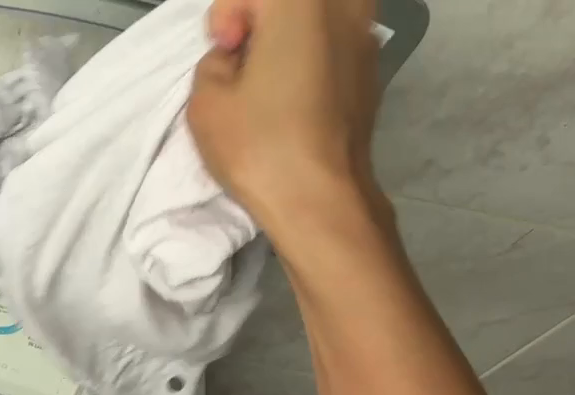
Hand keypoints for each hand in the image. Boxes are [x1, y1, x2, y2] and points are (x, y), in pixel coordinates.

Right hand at [189, 0, 388, 250]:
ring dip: (287, 38)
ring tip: (269, 81)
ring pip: (317, 16)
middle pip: (289, 4)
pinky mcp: (370, 67)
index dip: (226, 16)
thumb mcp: (205, 103)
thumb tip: (237, 56)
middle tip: (243, 62)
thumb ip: (214, 63)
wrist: (319, 196)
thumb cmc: (258, 146)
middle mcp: (343, 5)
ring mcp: (365, 33)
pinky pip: (334, 39)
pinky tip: (294, 98)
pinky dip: (310, 55)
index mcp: (300, 3)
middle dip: (260, 22)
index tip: (224, 53)